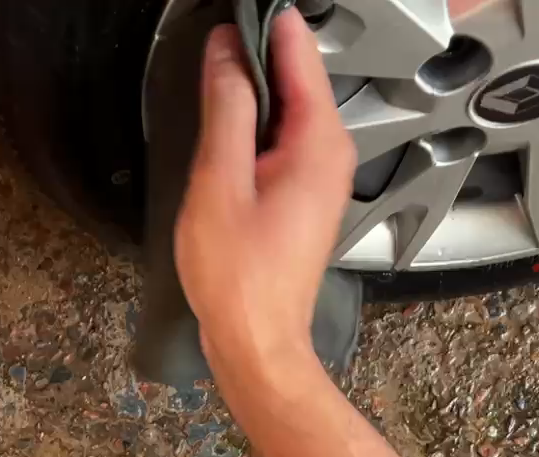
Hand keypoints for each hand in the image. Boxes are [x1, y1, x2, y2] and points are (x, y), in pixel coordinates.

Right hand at [176, 11, 354, 382]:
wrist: (257, 342)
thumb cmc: (241, 282)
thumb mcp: (220, 184)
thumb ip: (226, 109)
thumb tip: (226, 52)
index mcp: (319, 143)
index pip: (296, 48)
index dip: (257, 26)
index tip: (223, 22)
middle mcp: (330, 158)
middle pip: (293, 77)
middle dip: (250, 62)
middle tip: (207, 64)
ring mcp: (319, 181)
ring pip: (285, 112)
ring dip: (248, 100)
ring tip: (210, 103)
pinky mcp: (303, 200)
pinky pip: (282, 145)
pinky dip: (254, 136)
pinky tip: (226, 150)